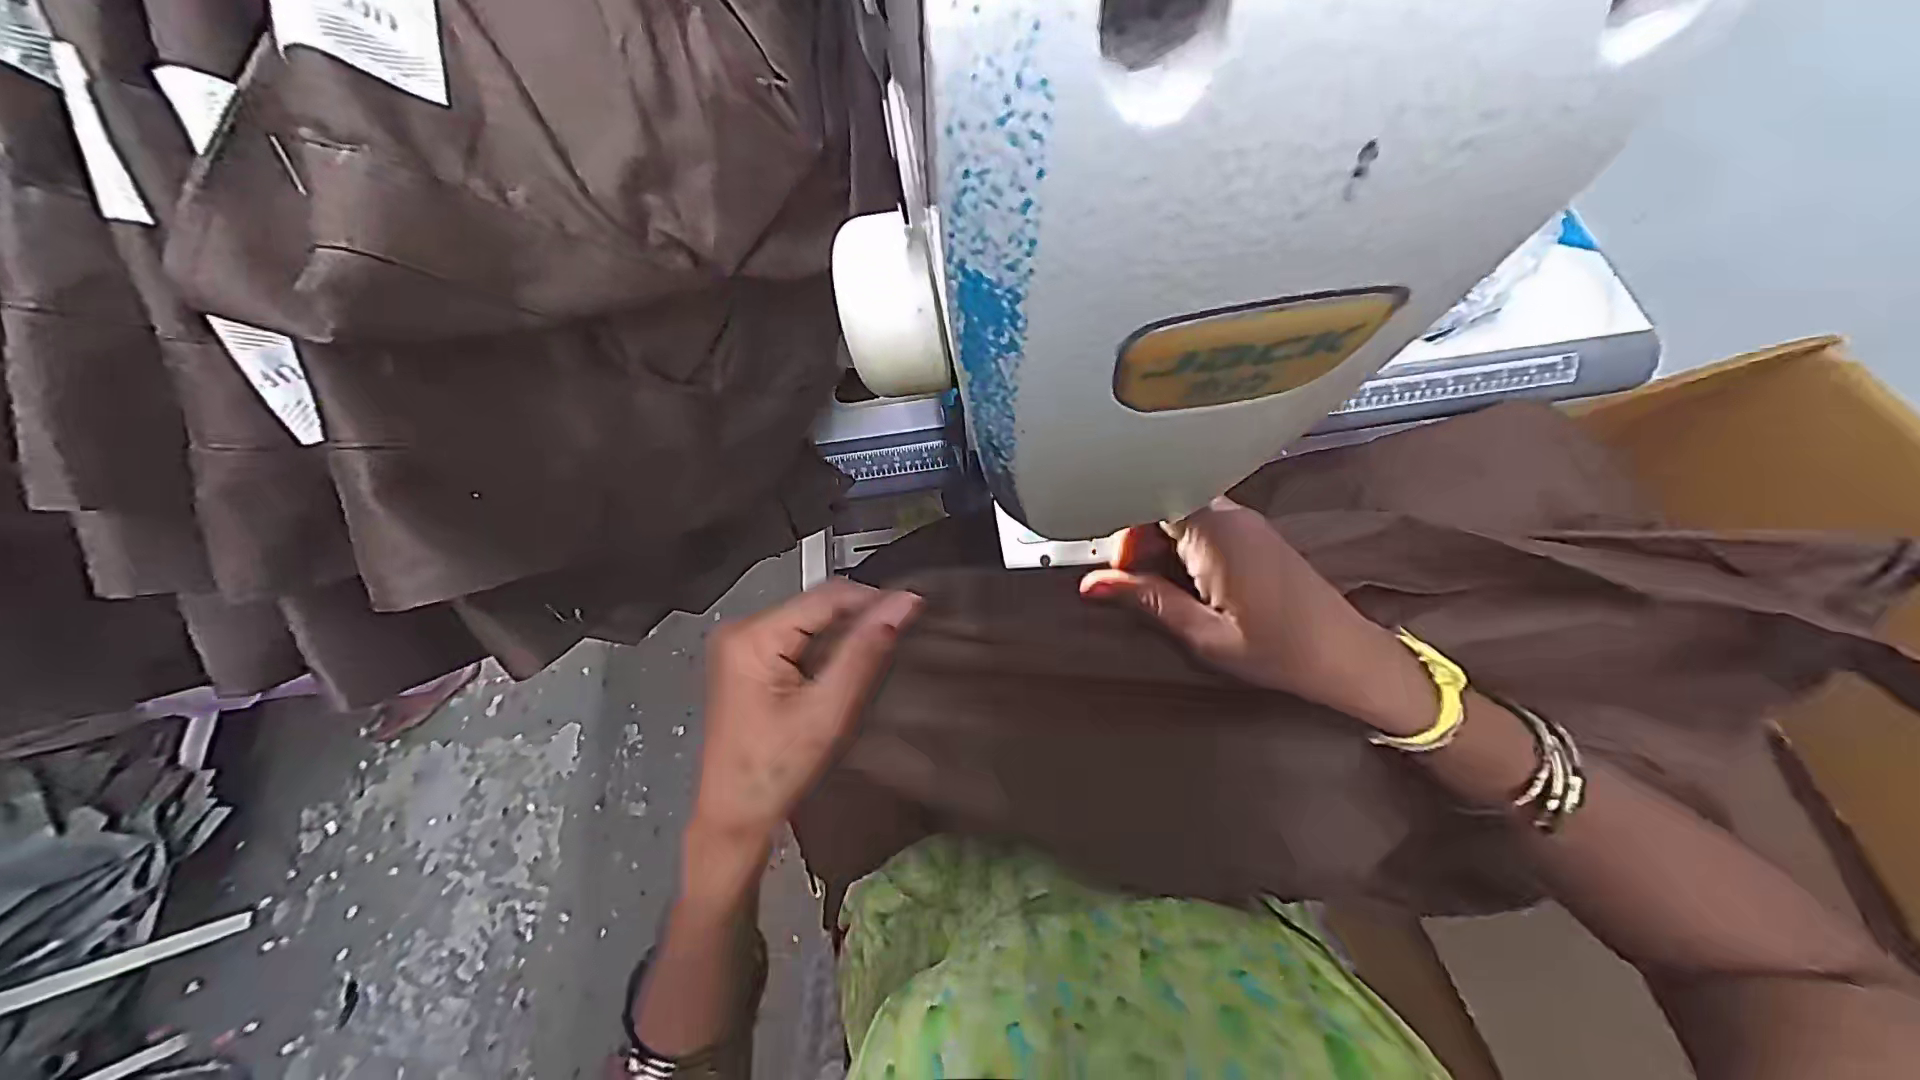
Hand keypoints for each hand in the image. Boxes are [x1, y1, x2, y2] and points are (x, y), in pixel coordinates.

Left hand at [690, 580, 921, 855]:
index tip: (912, 609)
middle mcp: (740, 631)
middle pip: (818, 604)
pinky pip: (799, 638)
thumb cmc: (772, 772)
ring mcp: (741, 645)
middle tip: (897, 637)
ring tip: (875, 655)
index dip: (874, 599)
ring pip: (812, 620)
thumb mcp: (828, 709)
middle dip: (859, 619)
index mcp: (751, 637)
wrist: (735, 814)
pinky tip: (843, 670)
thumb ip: (865, 651)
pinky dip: (827, 650)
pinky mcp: (748, 659)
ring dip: (845, 635)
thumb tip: (901, 606)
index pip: (827, 596)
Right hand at [1079, 496, 1433, 734]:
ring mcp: (1248, 523)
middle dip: (1140, 541)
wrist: (1347, 656)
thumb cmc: (1280, 650)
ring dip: (1161, 547)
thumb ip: (1147, 602)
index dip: (1126, 532)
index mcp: (1218, 533)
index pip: (1151, 499)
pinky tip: (1190, 586)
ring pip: (1182, 515)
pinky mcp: (1255, 535)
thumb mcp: (1203, 635)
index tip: (1122, 571)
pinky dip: (1183, 550)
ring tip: (1166, 592)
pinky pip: (1203, 525)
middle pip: (1164, 504)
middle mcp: (1234, 516)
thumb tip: (1093, 584)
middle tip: (1138, 586)